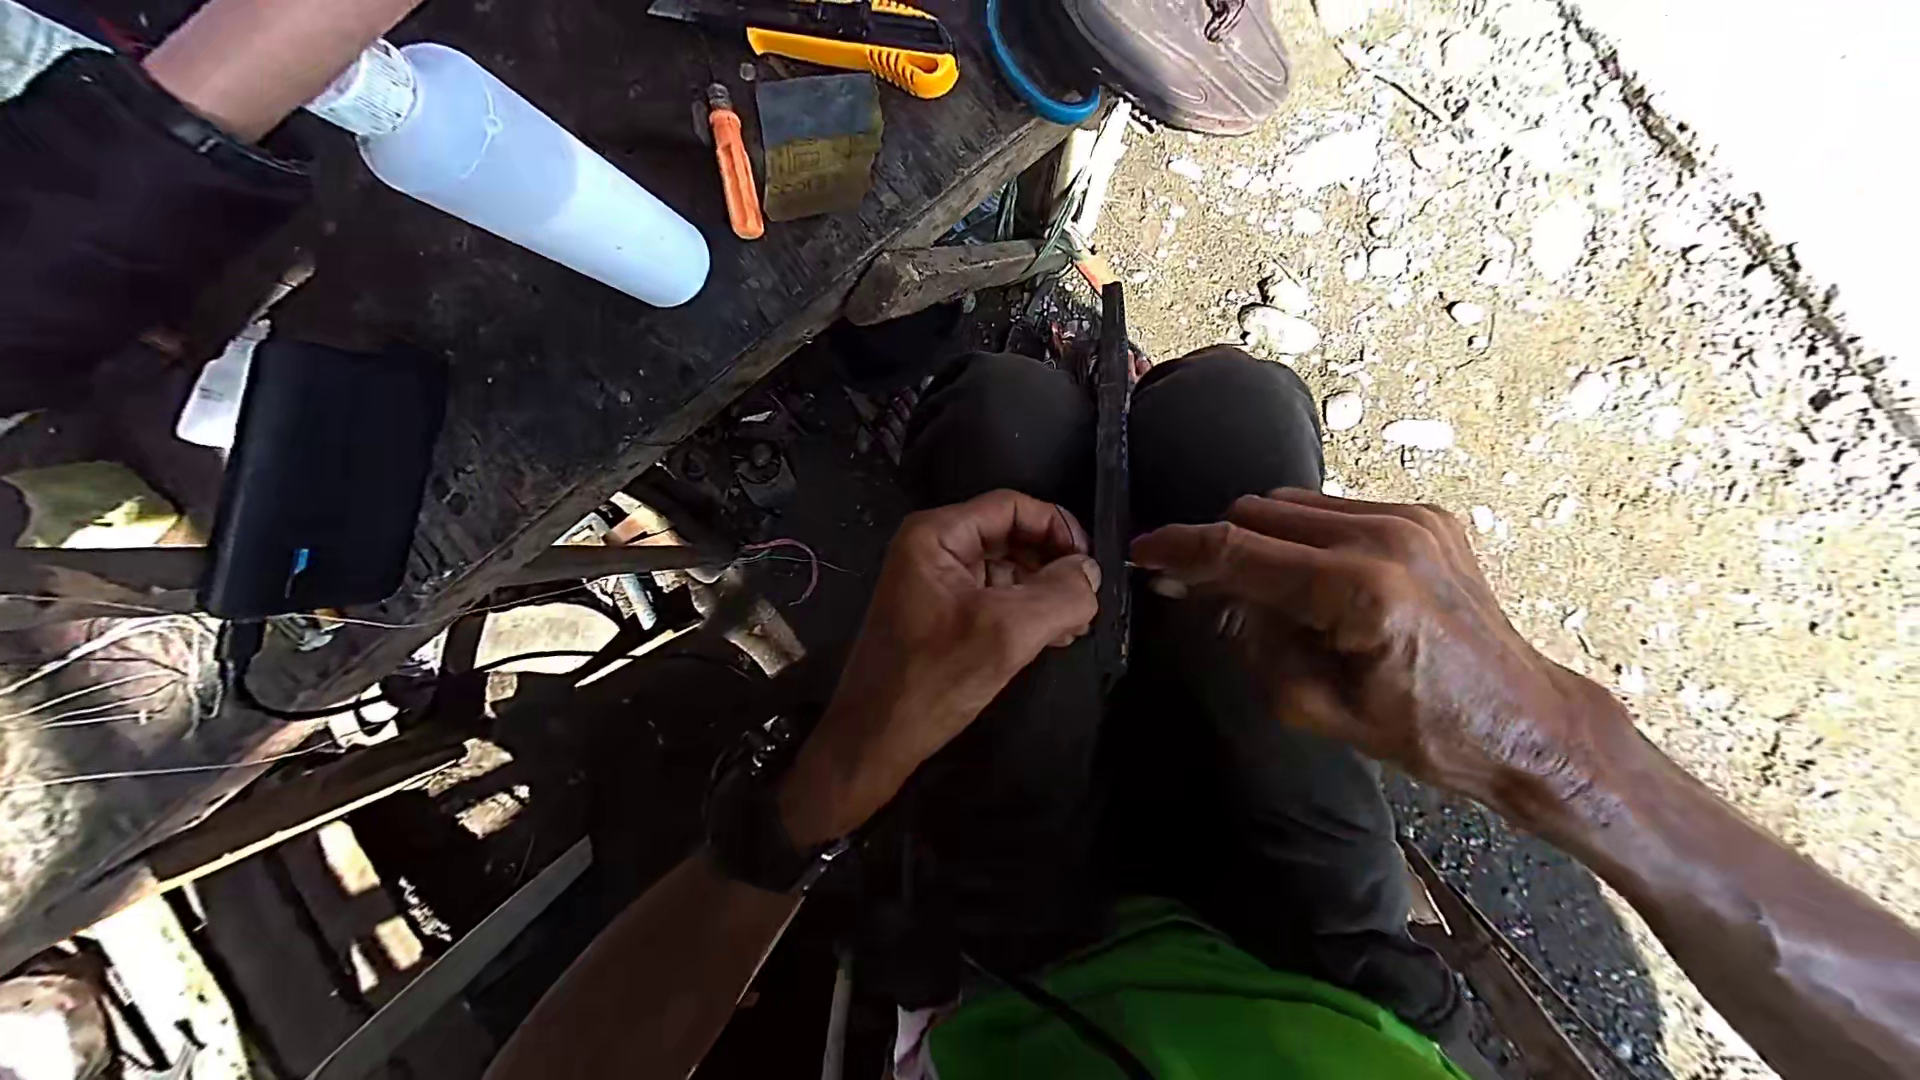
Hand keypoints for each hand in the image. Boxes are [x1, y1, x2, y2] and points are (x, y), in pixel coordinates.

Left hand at [779, 490, 1100, 843]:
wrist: (874, 740)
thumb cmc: (931, 680)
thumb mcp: (1005, 632)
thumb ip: (1060, 595)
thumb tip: (1091, 572)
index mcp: (936, 535)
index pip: (1012, 506)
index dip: (1057, 526)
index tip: (1090, 562)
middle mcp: (933, 549)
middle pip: (1010, 535)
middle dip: (1053, 563)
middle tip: (1086, 598)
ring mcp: (937, 582)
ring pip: (1006, 568)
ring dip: (1044, 591)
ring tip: (1074, 624)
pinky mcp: (943, 614)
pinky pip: (994, 597)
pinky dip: (1026, 611)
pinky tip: (1052, 636)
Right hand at [1131, 488, 1633, 831]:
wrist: (1527, 723)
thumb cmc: (1421, 732)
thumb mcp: (1308, 702)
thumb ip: (1244, 636)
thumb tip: (1195, 589)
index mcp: (1358, 592)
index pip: (1238, 551)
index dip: (1179, 548)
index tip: (1142, 550)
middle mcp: (1385, 537)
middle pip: (1255, 514)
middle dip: (1214, 546)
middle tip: (1194, 584)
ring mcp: (1410, 519)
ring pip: (1285, 504)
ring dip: (1253, 538)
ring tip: (1254, 584)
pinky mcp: (1423, 514)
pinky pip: (1325, 508)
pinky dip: (1294, 534)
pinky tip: (1303, 573)